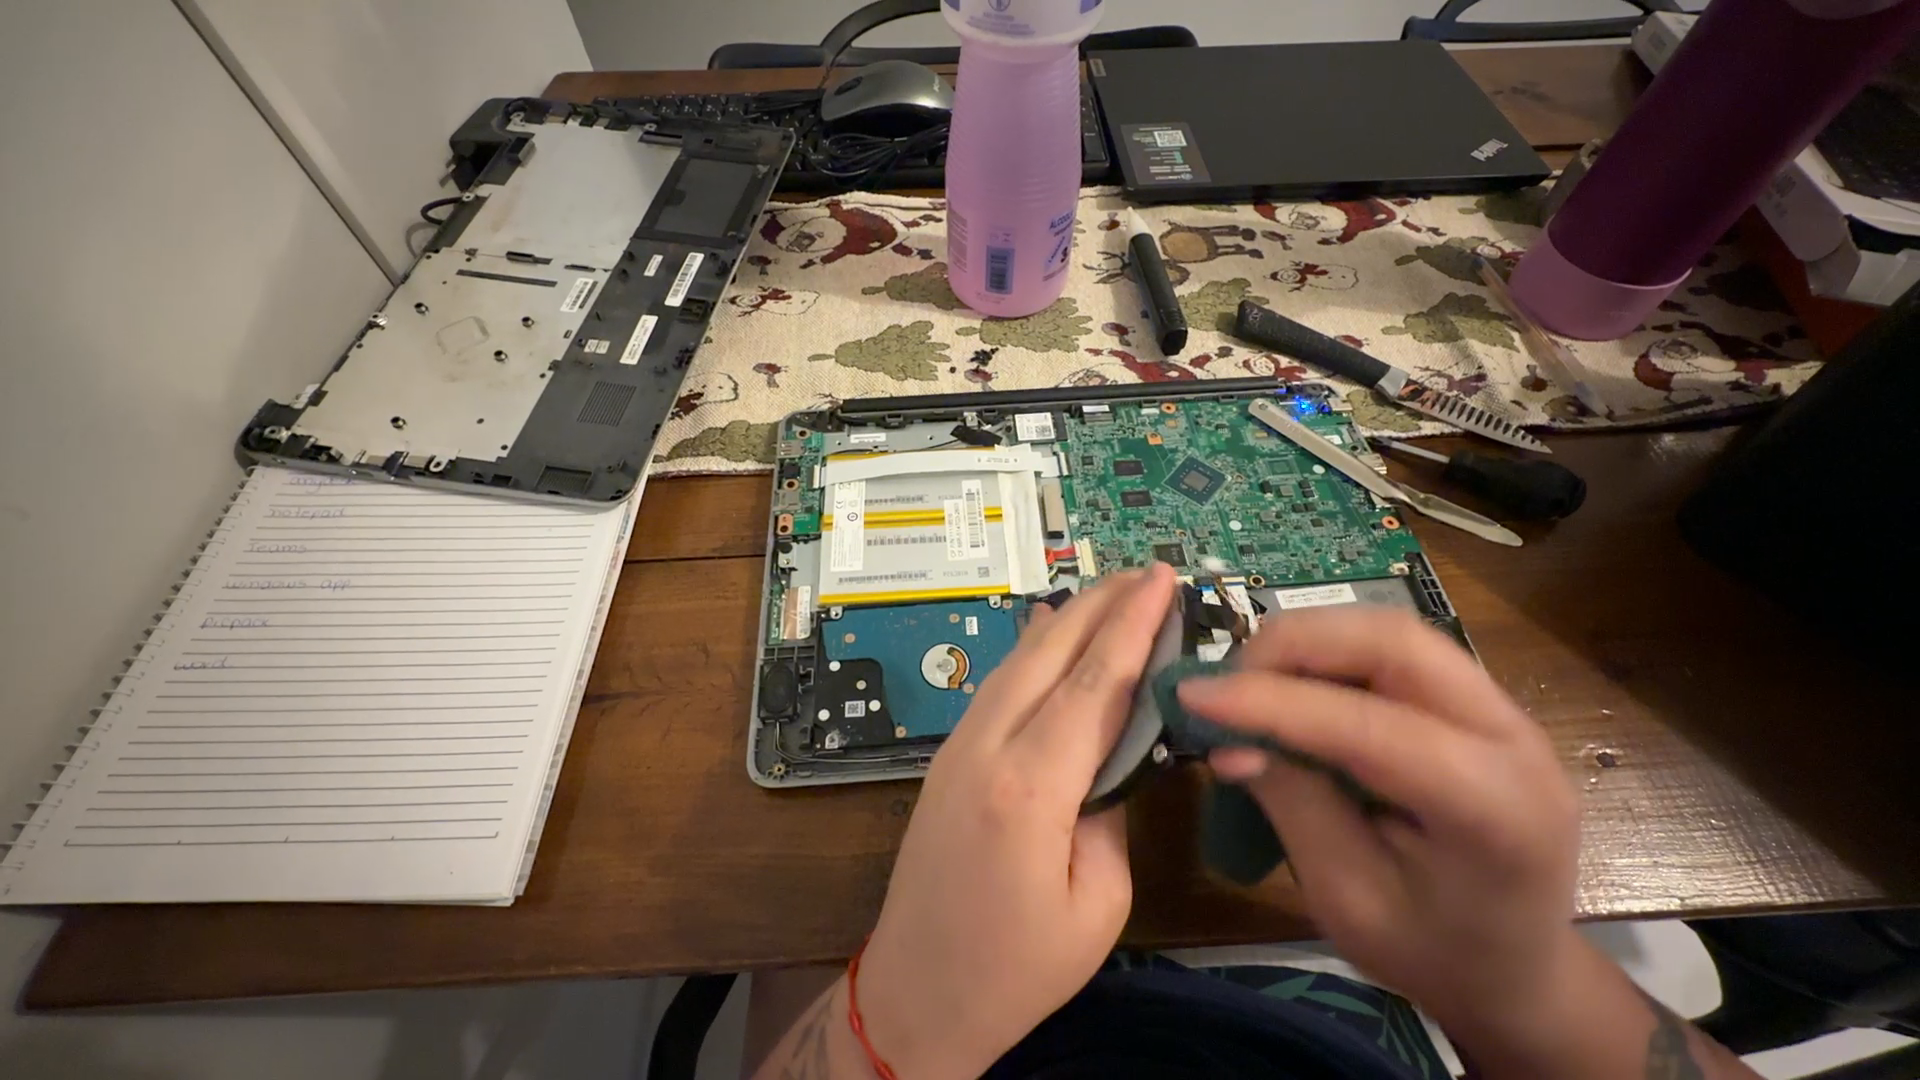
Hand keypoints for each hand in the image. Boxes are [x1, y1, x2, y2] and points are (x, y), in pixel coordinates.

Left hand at [855, 565, 1176, 1078]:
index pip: (1094, 683)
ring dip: (1066, 620)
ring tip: (1110, 592)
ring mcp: (957, 748)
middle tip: (1146, 571)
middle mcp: (985, 748)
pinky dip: (1032, 650)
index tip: (1161, 578)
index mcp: (1029, 786)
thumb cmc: (1016, 969)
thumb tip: (1110, 752)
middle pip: (1048, 652)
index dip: (1132, 624)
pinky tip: (1051, 635)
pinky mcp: (946, 758)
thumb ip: (1109, 810)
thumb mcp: (1097, 903)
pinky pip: (997, 686)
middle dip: (1100, 603)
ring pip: (1017, 661)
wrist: (915, 992)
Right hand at [1174, 608, 1582, 1041]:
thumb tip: (1228, 742)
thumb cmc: (1430, 951)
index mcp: (1495, 809)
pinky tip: (1290, 687)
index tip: (1192, 696)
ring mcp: (1501, 709)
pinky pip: (1391, 649)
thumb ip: (1294, 807)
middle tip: (1226, 683)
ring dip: (1308, 643)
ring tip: (1250, 684)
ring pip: (1390, 632)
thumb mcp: (1348, 899)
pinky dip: (1327, 654)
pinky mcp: (1474, 699)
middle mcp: (1512, 736)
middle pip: (1393, 642)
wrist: (1515, 967)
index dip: (1272, 702)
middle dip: (1294, 646)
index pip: (1371, 726)